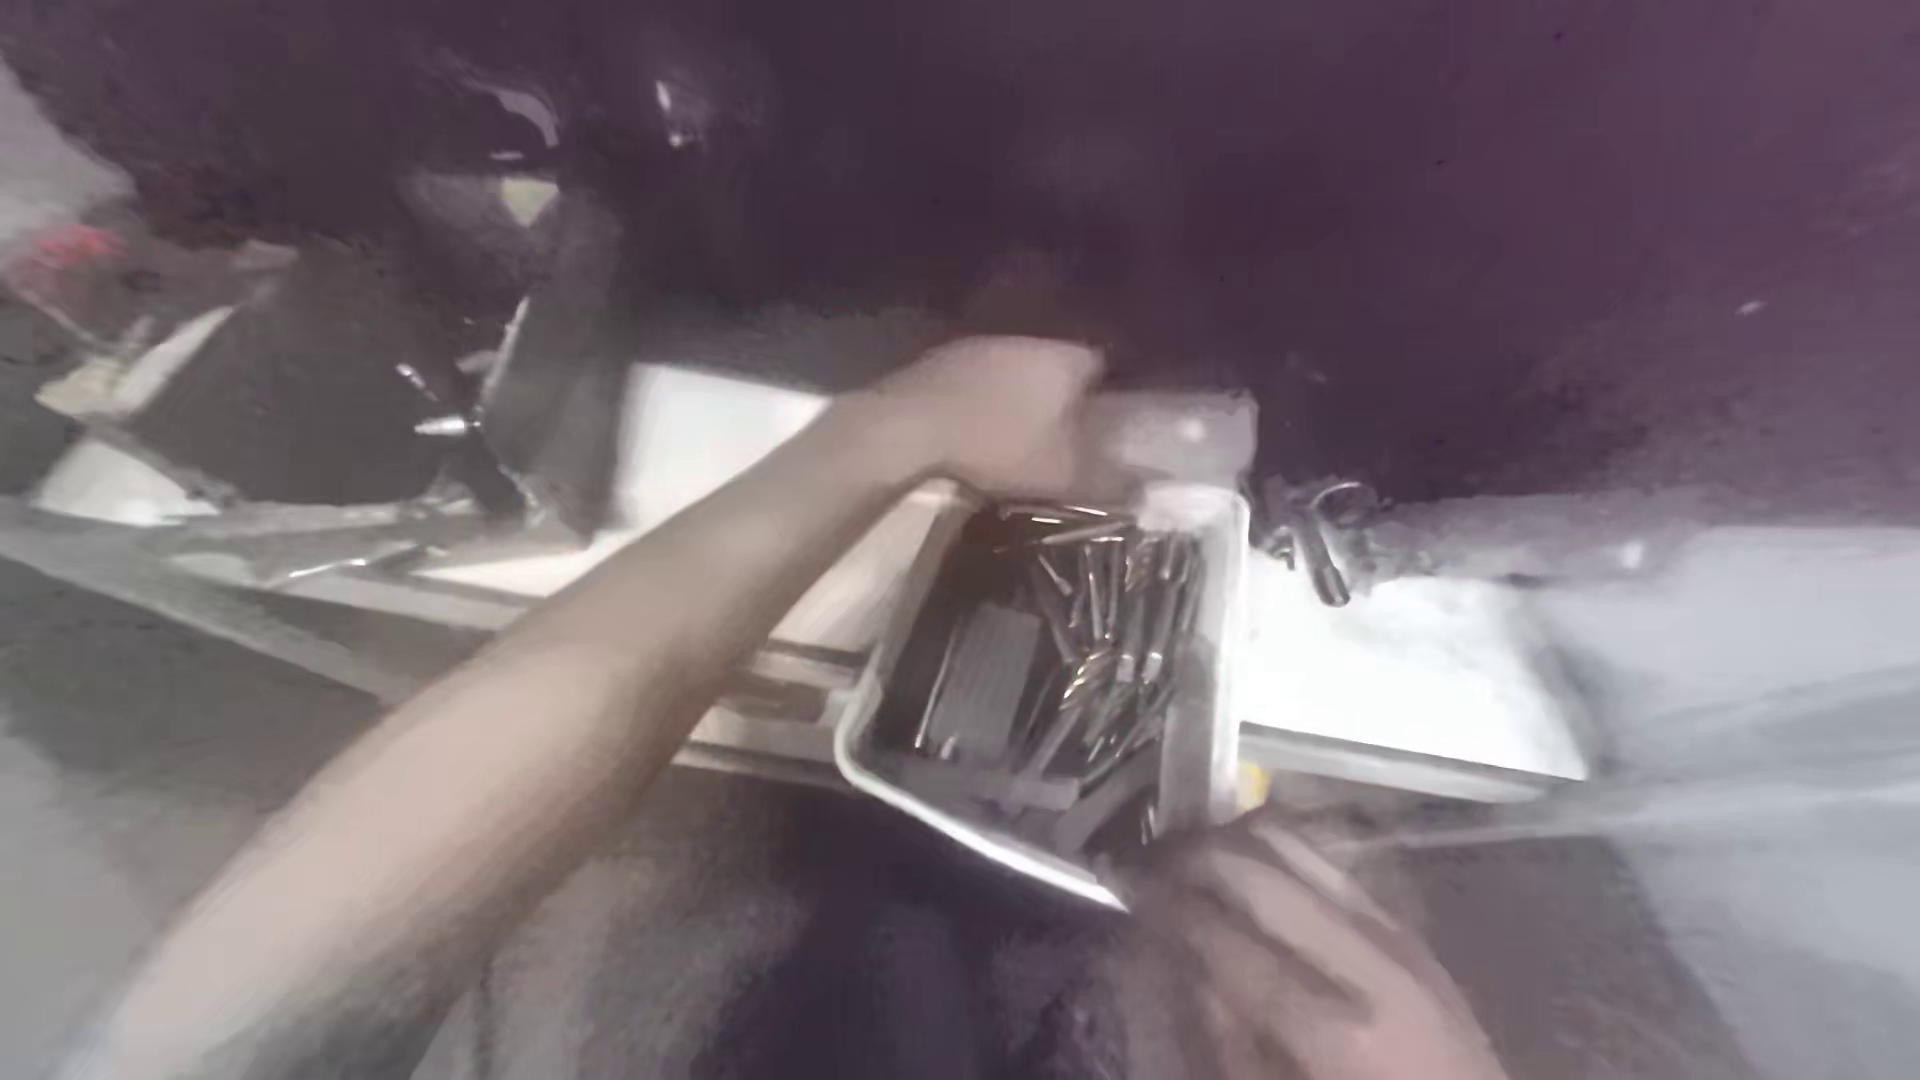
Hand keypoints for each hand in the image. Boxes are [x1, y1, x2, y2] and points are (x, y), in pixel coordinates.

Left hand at [854, 335, 1103, 495]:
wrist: (912, 427)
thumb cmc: (999, 446)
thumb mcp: (1061, 474)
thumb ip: (1106, 482)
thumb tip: (1143, 492)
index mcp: (1064, 358)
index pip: (1102, 363)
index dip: (1105, 394)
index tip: (1098, 423)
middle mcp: (1026, 340)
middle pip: (1057, 363)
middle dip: (1060, 394)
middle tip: (1058, 433)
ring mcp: (981, 344)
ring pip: (1015, 367)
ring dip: (1018, 393)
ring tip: (1014, 431)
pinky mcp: (943, 357)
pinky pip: (978, 375)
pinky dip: (983, 396)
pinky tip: (973, 423)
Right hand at [1120, 813, 1508, 1079]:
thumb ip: (1215, 1028)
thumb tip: (1168, 945)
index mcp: (1330, 1027)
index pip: (1217, 931)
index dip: (1157, 898)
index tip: (1116, 877)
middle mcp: (1362, 959)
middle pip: (1248, 866)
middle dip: (1181, 853)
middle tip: (1143, 860)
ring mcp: (1390, 932)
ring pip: (1285, 840)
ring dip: (1221, 836)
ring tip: (1185, 853)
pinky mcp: (1402, 925)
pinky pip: (1319, 856)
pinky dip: (1266, 846)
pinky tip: (1240, 864)